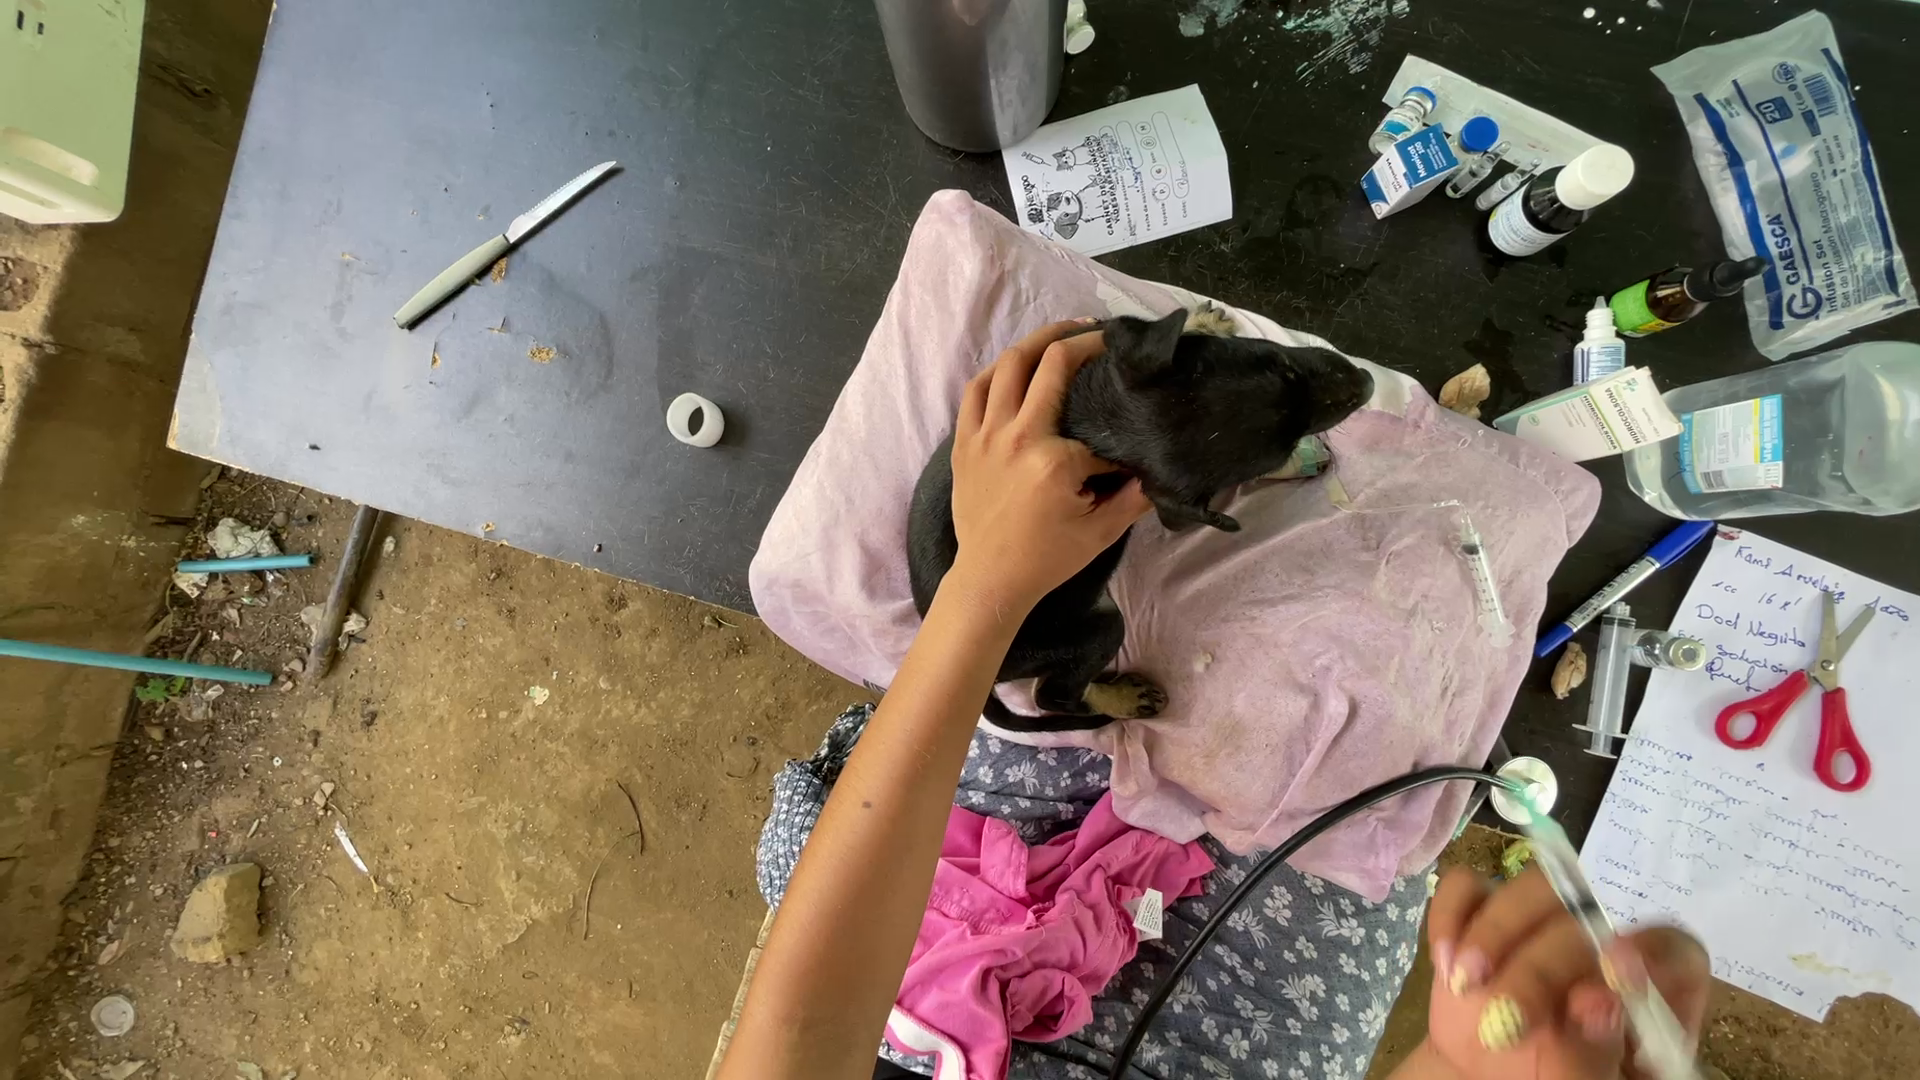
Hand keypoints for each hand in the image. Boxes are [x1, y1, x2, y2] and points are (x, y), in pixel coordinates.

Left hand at [944, 319, 1151, 615]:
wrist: (990, 578)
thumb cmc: (1046, 558)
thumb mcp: (1101, 532)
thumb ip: (1134, 498)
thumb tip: (1158, 470)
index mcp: (1054, 459)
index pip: (1095, 429)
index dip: (1117, 431)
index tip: (1127, 426)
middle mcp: (1017, 435)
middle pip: (1049, 363)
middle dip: (1080, 340)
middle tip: (1101, 333)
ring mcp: (984, 435)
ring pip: (1007, 365)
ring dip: (1036, 342)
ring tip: (1059, 336)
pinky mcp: (963, 442)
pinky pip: (974, 390)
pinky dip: (995, 371)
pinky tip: (1013, 366)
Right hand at [1416, 866, 1711, 1079]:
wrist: (1491, 1075)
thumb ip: (1597, 1054)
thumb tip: (1596, 1001)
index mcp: (1654, 990)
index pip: (1668, 947)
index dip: (1648, 952)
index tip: (1613, 975)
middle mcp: (1599, 941)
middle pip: (1582, 913)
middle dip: (1536, 964)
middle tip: (1504, 1016)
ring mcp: (1536, 920)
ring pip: (1525, 890)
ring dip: (1489, 934)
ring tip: (1463, 987)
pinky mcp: (1481, 909)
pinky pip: (1464, 886)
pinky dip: (1448, 916)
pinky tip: (1445, 963)